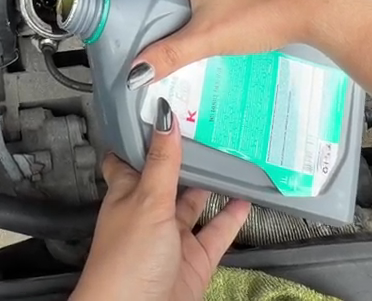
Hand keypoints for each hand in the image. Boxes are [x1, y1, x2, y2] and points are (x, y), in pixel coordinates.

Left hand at [72, 98, 249, 300]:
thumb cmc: (127, 259)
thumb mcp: (147, 200)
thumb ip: (161, 161)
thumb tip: (164, 116)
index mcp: (126, 191)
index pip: (131, 156)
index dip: (143, 135)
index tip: (160, 109)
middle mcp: (148, 211)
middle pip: (167, 177)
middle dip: (182, 157)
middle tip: (204, 128)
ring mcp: (172, 237)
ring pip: (193, 204)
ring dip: (208, 184)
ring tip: (228, 157)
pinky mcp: (194, 262)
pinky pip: (215, 234)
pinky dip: (231, 218)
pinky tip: (245, 201)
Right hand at [129, 0, 371, 86]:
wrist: (313, 9)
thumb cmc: (260, 15)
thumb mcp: (208, 39)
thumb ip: (170, 55)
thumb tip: (135, 71)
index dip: (137, 4)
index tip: (132, 29)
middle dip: (161, 13)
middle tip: (156, 43)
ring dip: (187, 14)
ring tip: (184, 44)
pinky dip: (208, 12)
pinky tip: (216, 35)